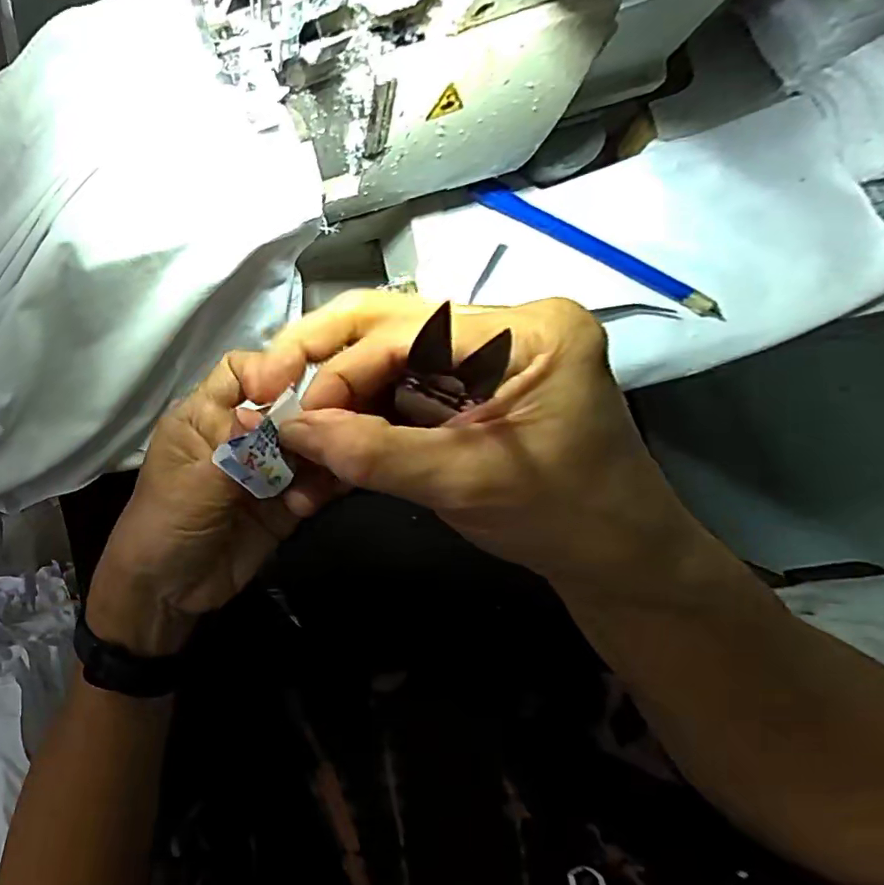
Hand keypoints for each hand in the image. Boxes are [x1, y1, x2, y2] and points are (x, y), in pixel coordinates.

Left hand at [86, 352, 339, 655]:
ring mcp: (261, 469)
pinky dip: (319, 488)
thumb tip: (270, 411)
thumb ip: (236, 448)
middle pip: (282, 406)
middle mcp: (236, 435)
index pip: (239, 371)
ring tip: (324, 471)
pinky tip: (310, 503)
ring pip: (304, 444)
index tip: (294, 388)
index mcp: (203, 417)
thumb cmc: (164, 526)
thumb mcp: (195, 483)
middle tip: (328, 430)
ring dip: (318, 454)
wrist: (165, 594)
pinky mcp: (281, 504)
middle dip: (307, 415)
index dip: (268, 370)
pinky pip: (312, 484)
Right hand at [254, 292, 710, 587]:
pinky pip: (389, 384)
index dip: (340, 374)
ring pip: (378, 351)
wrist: (615, 562)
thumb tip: (289, 430)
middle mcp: (497, 325)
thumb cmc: (563, 519)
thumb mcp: (465, 484)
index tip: (298, 422)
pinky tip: (322, 432)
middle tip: (268, 387)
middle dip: (320, 356)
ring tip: (291, 419)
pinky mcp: (458, 384)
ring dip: (331, 387)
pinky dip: (352, 409)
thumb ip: (374, 454)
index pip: (405, 332)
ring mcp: (475, 353)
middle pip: (385, 321)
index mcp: (525, 331)